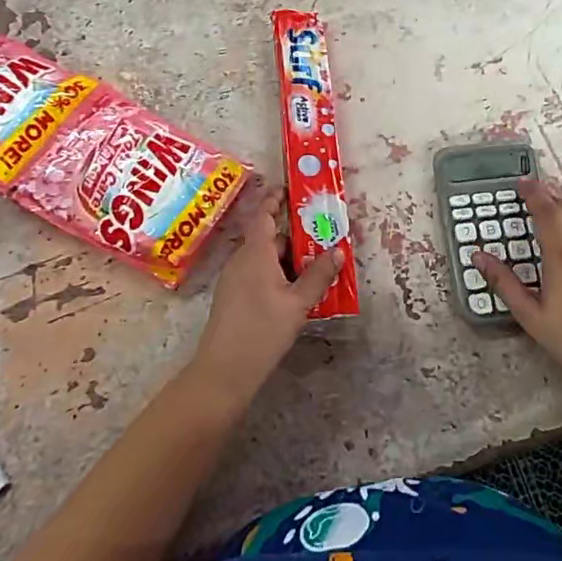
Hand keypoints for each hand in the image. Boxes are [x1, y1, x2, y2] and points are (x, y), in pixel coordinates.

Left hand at [188, 188, 342, 402]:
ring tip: (317, 270)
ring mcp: (234, 279)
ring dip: (289, 260)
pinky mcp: (233, 297)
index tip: (292, 189)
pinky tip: (296, 293)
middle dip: (296, 238)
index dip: (276, 199)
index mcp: (255, 253)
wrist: (223, 371)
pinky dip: (278, 275)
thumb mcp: (297, 303)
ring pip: (265, 258)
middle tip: (324, 241)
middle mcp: (241, 260)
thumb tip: (337, 251)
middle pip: (270, 238)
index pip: (264, 214)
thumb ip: (318, 276)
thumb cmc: (261, 331)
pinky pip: (258, 274)